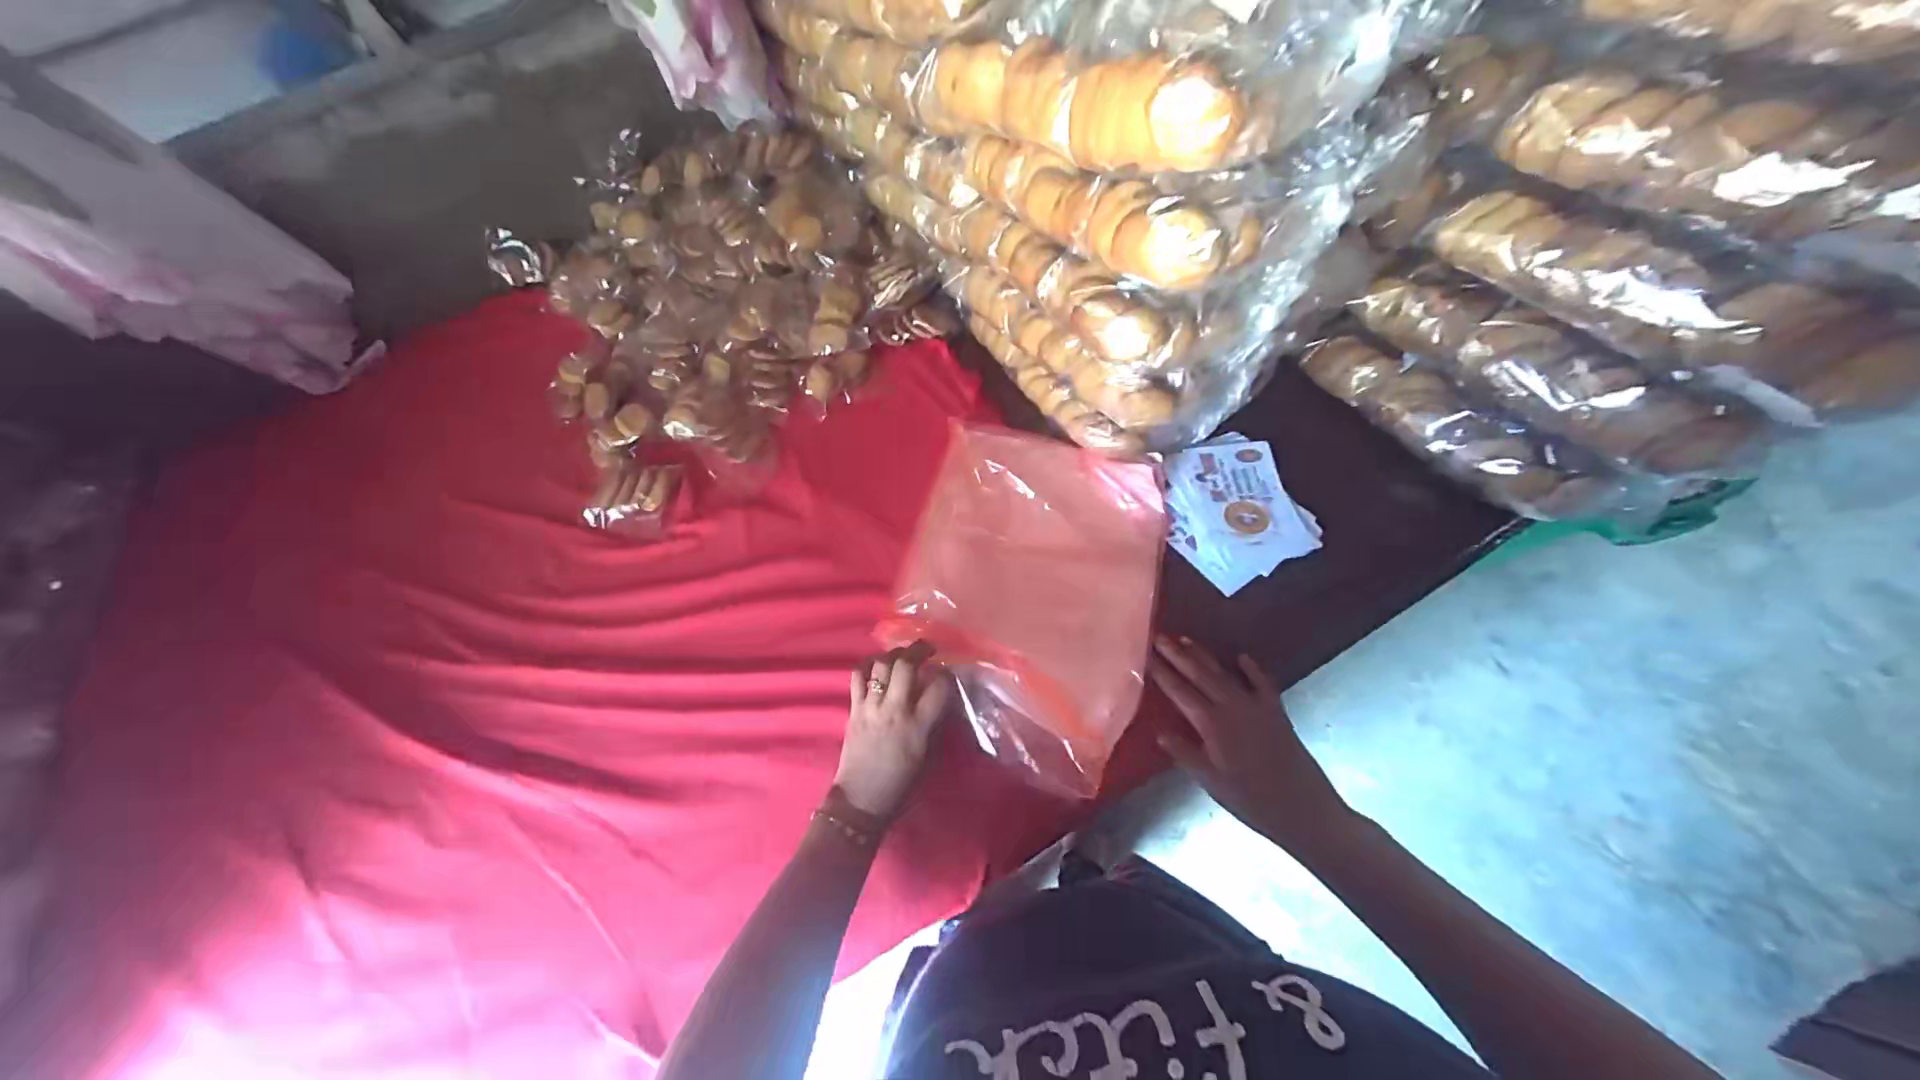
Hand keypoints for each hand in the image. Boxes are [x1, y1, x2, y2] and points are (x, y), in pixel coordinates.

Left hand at [834, 642, 952, 819]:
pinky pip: (858, 676)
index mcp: (918, 727)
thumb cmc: (901, 785)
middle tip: (928, 648)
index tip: (948, 671)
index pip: (938, 687)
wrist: (861, 801)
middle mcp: (894, 710)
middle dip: (920, 650)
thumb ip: (934, 725)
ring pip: (881, 665)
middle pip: (906, 666)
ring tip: (903, 653)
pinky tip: (877, 664)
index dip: (946, 674)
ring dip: (894, 653)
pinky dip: (868, 665)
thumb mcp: (928, 757)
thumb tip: (940, 701)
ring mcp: (871, 707)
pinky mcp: (853, 709)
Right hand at [1148, 635, 1351, 849]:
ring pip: (1225, 674)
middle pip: (1200, 675)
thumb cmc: (1251, 800)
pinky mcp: (1276, 713)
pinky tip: (1243, 657)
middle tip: (1159, 637)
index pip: (1180, 691)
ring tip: (1187, 640)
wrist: (1305, 810)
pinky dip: (1252, 669)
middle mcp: (1233, 707)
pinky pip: (1262, 683)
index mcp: (1212, 724)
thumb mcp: (1210, 781)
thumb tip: (1160, 732)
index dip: (1162, 672)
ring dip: (1205, 657)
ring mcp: (1257, 707)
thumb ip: (1184, 753)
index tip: (1146, 655)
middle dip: (1178, 655)